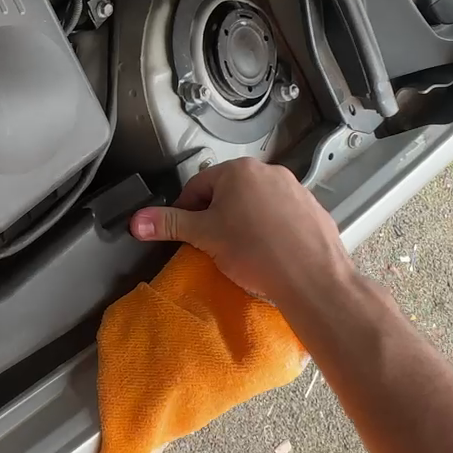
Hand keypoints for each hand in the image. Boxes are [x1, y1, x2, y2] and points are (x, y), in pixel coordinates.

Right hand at [128, 157, 353, 305]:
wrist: (315, 282)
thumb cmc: (256, 253)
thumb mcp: (204, 237)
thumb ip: (168, 224)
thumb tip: (136, 220)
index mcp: (238, 170)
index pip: (197, 186)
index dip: (187, 211)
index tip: (189, 234)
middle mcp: (269, 171)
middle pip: (228, 192)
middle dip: (218, 216)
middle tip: (215, 245)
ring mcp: (296, 190)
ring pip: (257, 203)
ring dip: (246, 222)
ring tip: (244, 252)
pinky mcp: (315, 211)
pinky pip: (283, 216)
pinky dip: (273, 230)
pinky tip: (271, 254)